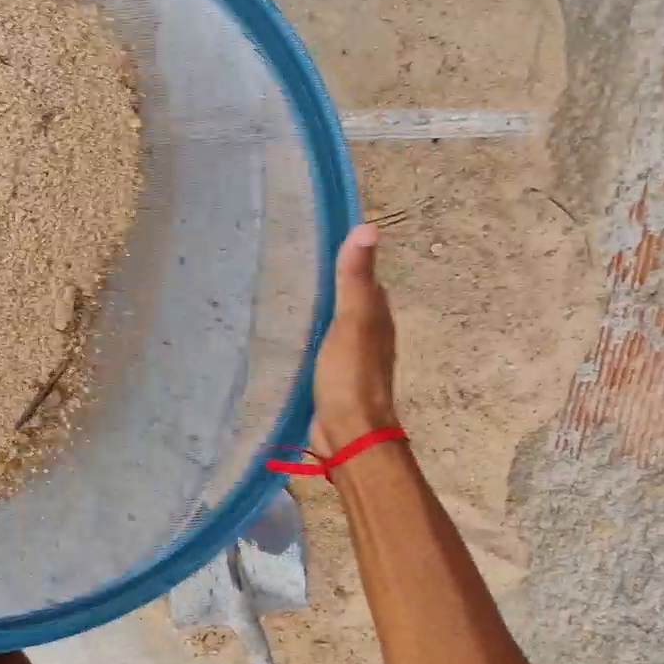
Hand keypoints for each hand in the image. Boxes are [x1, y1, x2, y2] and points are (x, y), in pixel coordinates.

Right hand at [310, 223, 397, 452]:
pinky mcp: (331, 381)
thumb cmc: (350, 378)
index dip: (350, 262)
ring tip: (286, 299)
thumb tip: (367, 228)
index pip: (366, 281)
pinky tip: (290, 338)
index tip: (320, 242)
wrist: (348, 434)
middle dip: (331, 287)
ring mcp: (350, 361)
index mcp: (377, 319)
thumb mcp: (351, 323)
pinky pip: (320, 350)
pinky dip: (308, 339)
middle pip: (351, 304)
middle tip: (295, 268)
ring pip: (335, 328)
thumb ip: (353, 280)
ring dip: (318, 314)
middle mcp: (368, 337)